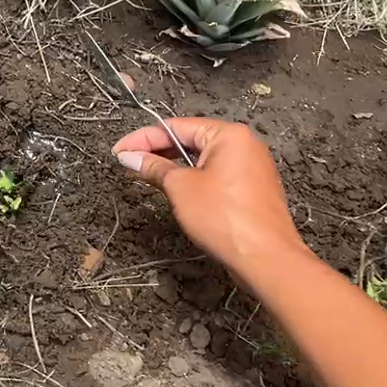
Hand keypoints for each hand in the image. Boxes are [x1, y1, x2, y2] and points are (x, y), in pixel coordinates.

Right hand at [113, 117, 311, 281]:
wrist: (267, 260)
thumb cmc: (223, 217)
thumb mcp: (179, 187)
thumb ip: (153, 166)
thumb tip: (129, 157)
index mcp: (228, 135)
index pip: (175, 127)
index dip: (142, 138)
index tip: (119, 151)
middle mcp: (244, 145)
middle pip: (190, 139)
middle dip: (157, 151)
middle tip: (129, 162)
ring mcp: (251, 167)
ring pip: (202, 158)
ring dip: (173, 165)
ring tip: (146, 174)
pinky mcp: (253, 189)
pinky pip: (216, 174)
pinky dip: (192, 177)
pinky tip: (174, 188)